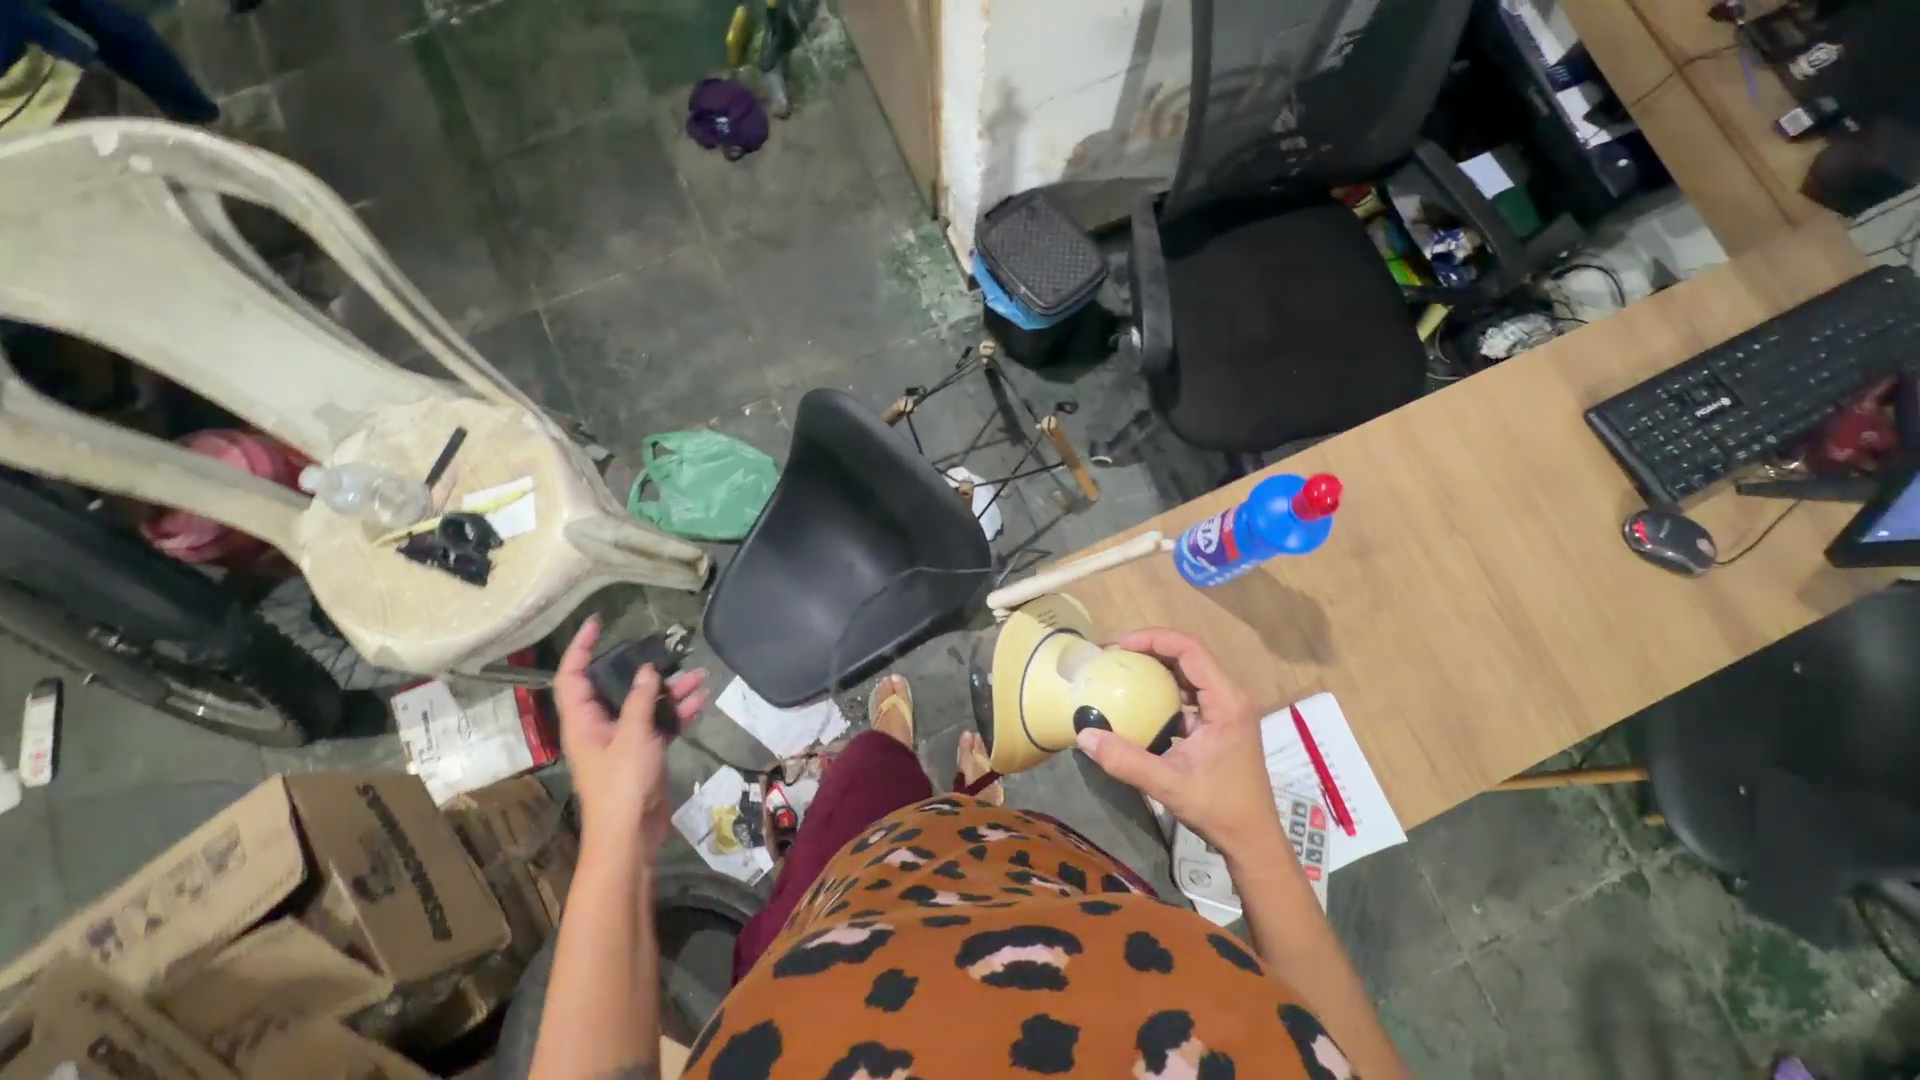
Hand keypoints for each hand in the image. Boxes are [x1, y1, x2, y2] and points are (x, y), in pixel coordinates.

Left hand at [555, 616, 708, 854]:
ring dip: (670, 691)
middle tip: (669, 653)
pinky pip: (659, 725)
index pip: (573, 675)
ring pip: (644, 705)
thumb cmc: (621, 785)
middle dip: (645, 670)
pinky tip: (699, 704)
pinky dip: (677, 714)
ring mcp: (622, 741)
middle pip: (618, 687)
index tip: (597, 623)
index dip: (581, 647)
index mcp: (582, 721)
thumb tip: (649, 671)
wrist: (631, 835)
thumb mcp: (633, 737)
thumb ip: (641, 701)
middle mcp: (599, 726)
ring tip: (700, 678)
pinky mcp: (643, 754)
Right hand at [1074, 627, 1283, 858]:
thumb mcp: (1168, 785)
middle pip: (1188, 656)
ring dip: (1156, 670)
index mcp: (1227, 702)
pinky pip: (1189, 696)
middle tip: (1112, 656)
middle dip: (1150, 649)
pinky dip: (1162, 693)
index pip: (1190, 650)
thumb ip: (1126, 760)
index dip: (1154, 639)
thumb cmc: (1219, 809)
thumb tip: (1084, 735)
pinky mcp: (1220, 724)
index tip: (1119, 647)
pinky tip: (1137, 704)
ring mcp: (1227, 710)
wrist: (1253, 839)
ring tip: (1120, 672)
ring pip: (1188, 675)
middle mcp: (1231, 697)